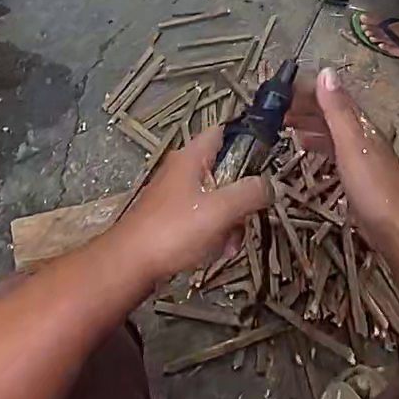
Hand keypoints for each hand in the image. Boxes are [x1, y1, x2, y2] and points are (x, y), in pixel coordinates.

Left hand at [103, 127, 268, 283]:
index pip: (225, 132)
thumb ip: (252, 193)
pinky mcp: (172, 219)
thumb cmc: (173, 230)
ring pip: (218, 200)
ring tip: (225, 244)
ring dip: (230, 222)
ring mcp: (176, 195)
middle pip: (227, 172)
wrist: (128, 266)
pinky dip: (213, 234)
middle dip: (241, 198)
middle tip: (243, 218)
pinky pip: (204, 219)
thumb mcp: (221, 209)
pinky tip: (212, 253)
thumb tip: (270, 186)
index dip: (247, 141)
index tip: (265, 164)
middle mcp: (184, 170)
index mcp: (193, 156)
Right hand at [284, 68, 398, 237]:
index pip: (331, 96)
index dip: (306, 90)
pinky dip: (317, 143)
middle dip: (304, 106)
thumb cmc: (373, 186)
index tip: (280, 90)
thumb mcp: (351, 143)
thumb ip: (338, 110)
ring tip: (285, 124)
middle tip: (275, 109)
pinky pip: (331, 150)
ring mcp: (359, 156)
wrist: (397, 229)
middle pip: (330, 112)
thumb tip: (326, 72)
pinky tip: (306, 148)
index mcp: (360, 124)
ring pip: (330, 131)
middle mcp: (360, 135)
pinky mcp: (356, 176)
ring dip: (309, 124)